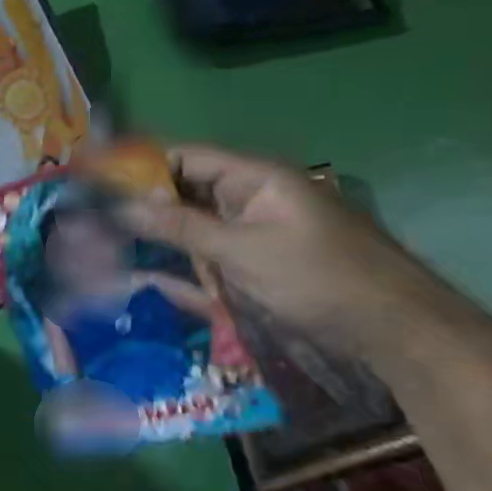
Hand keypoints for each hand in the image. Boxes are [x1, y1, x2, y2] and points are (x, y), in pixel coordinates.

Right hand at [115, 145, 469, 357]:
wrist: (398, 333)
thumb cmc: (320, 280)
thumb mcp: (242, 252)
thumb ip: (179, 227)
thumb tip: (119, 206)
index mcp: (253, 177)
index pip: (181, 157)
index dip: (137, 165)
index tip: (93, 181)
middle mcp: (250, 194)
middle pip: (182, 188)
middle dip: (140, 202)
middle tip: (93, 219)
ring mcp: (253, 227)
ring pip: (190, 221)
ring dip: (156, 233)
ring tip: (109, 244)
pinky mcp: (255, 256)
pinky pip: (206, 248)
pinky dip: (179, 257)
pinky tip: (149, 273)